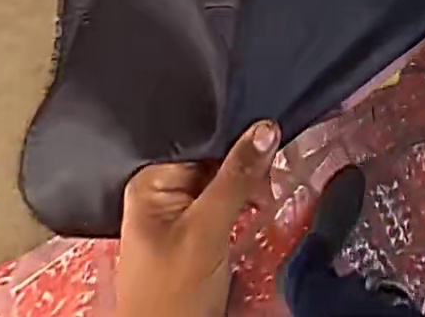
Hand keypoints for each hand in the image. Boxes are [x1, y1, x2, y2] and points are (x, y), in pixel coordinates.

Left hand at [116, 120, 279, 316]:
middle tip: (271, 177)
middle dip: (246, 164)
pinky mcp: (197, 231)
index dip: (236, 135)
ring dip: (250, 183)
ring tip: (267, 196)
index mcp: (152, 181)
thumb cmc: (174, 296)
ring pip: (225, 178)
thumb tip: (266, 127)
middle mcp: (163, 189)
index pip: (201, 140)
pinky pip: (226, 200)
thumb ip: (236, 177)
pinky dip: (245, 200)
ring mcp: (180, 212)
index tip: (270, 136)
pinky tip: (259, 205)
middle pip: (215, 157)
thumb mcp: (207, 232)